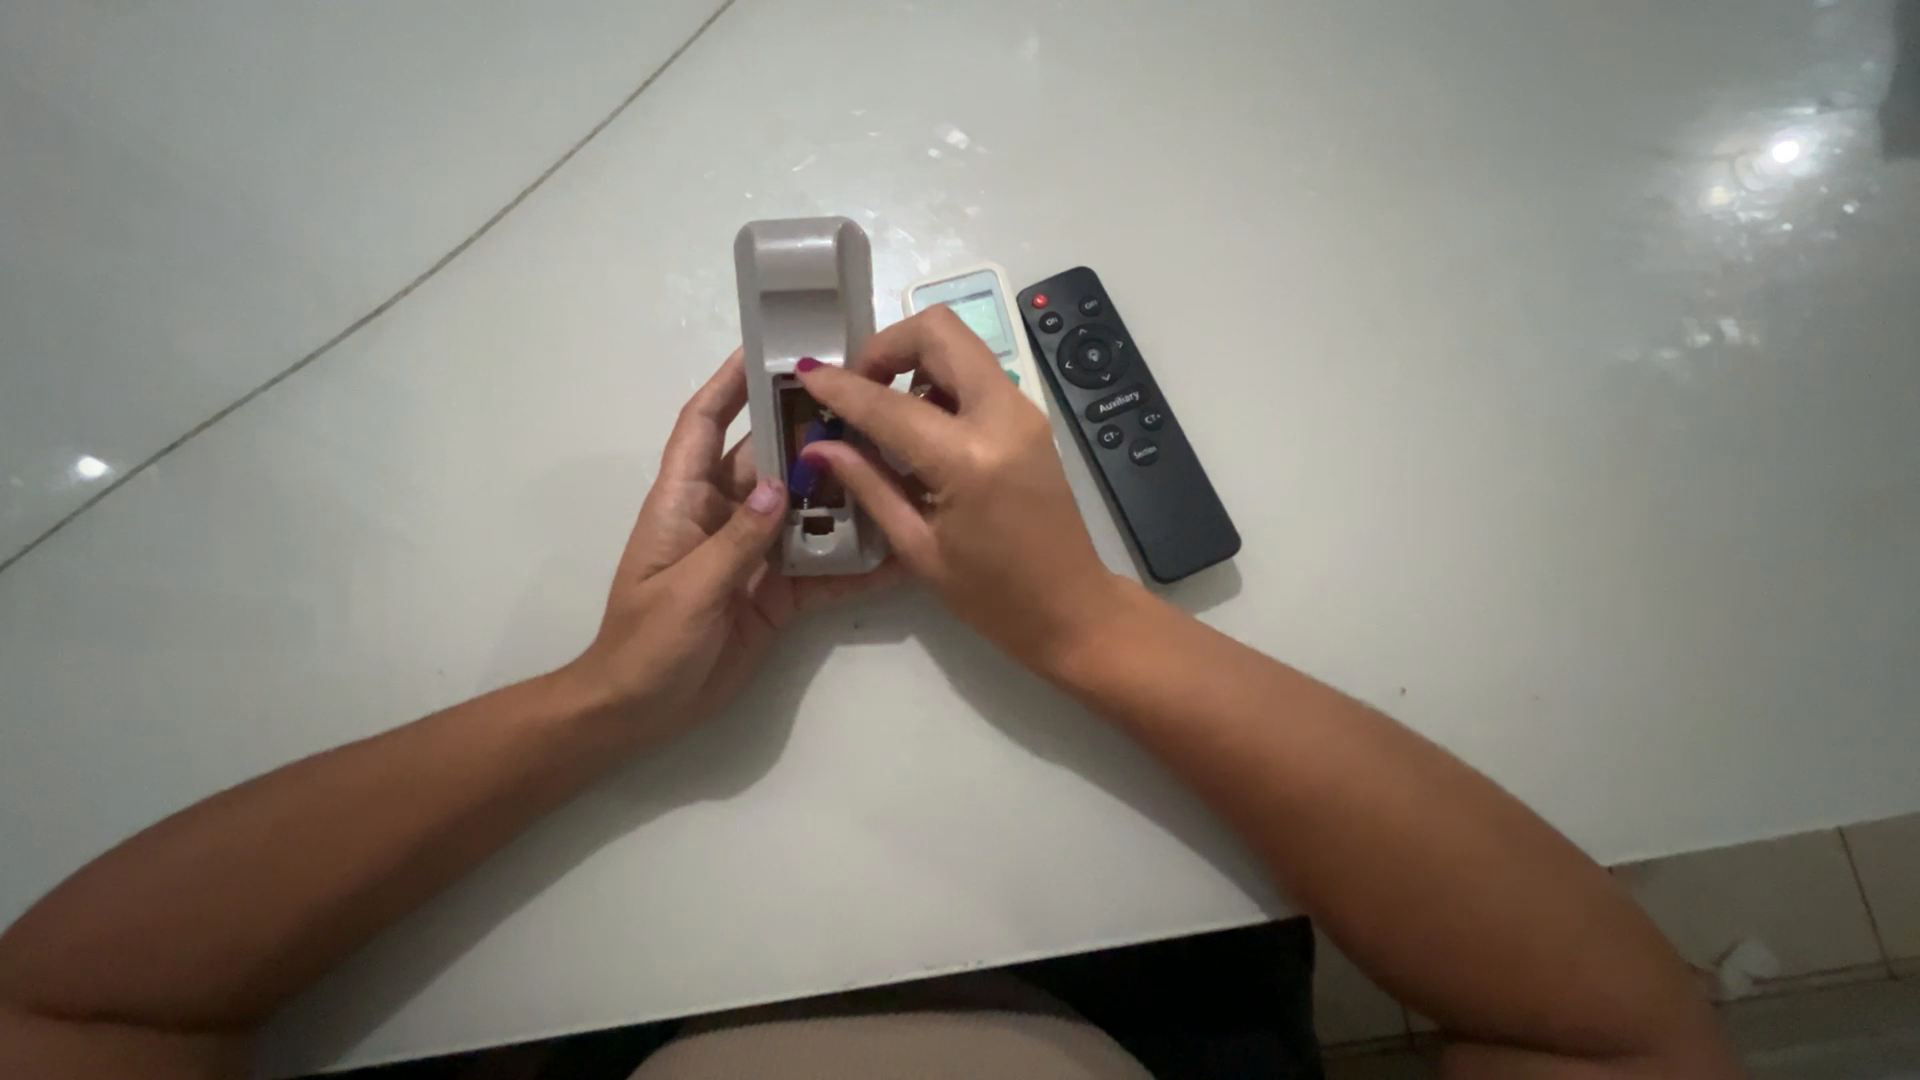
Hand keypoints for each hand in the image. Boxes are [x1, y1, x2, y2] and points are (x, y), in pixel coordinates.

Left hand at [563, 350, 900, 739]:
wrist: (642, 710)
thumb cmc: (645, 644)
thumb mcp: (689, 590)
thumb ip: (738, 540)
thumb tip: (783, 486)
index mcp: (685, 502)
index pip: (703, 426)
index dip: (729, 384)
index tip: (767, 351)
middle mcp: (725, 516)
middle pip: (769, 460)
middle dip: (808, 432)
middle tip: (863, 404)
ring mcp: (755, 554)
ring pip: (804, 511)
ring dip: (841, 495)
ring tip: (893, 470)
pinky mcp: (778, 592)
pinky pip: (821, 570)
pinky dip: (854, 565)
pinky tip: (894, 556)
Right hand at [793, 307, 1117, 670]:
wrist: (1072, 607)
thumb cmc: (993, 596)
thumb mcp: (919, 548)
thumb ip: (869, 485)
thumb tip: (819, 446)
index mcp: (968, 459)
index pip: (888, 403)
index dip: (840, 387)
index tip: (806, 376)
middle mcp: (1002, 417)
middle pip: (938, 331)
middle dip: (886, 346)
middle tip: (859, 389)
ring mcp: (1024, 412)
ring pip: (961, 345)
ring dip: (915, 360)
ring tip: (886, 411)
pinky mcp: (1031, 419)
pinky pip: (978, 373)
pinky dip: (941, 379)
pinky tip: (921, 426)